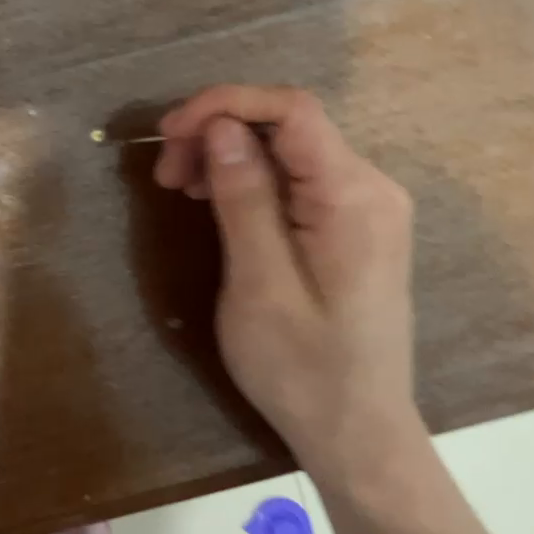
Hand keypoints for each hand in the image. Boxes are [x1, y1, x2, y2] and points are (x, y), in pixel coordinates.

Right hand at [154, 86, 420, 479]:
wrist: (355, 431)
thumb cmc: (303, 365)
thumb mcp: (260, 281)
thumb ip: (244, 197)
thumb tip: (220, 126)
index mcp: (354, 196)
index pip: (292, 110)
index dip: (224, 103)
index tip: (169, 131)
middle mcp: (368, 187)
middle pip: (285, 124)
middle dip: (216, 130)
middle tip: (165, 172)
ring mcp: (361, 205)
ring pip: (283, 146)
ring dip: (224, 152)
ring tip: (178, 187)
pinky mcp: (346, 223)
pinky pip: (290, 175)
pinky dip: (243, 175)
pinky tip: (211, 198)